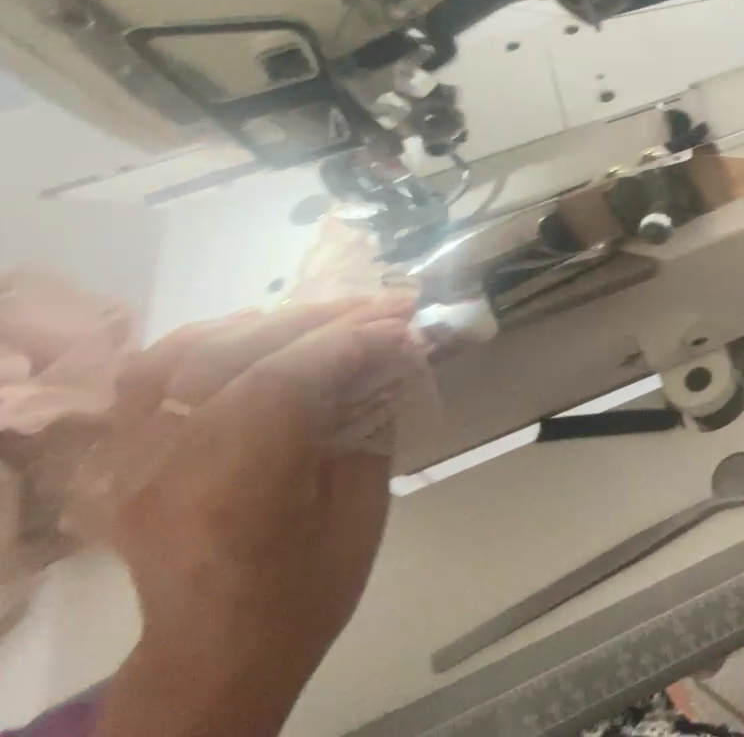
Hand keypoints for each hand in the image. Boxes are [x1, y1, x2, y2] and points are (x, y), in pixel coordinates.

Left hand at [105, 299, 415, 706]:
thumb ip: (371, 422)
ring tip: (328, 316)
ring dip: (265, 322)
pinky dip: (210, 340)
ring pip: (183, 353)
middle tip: (385, 307)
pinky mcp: (127, 454)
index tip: (405, 324)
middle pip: (233, 356)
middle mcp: (167, 466)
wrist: (220, 647)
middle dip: (319, 321)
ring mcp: (134, 459)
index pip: (283, 381)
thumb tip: (395, 354)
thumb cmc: (311, 587)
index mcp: (235, 492)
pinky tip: (260, 335)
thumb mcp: (363, 507)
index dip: (350, 340)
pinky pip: (150, 375)